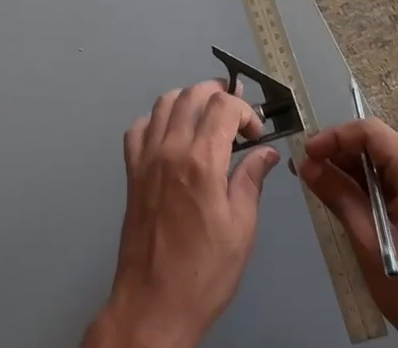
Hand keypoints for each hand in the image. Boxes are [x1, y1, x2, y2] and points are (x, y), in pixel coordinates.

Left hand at [84, 81, 282, 347]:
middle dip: (218, 93)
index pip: (223, 106)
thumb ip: (251, 181)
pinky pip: (139, 128)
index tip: (256, 133)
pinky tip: (172, 136)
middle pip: (192, 95)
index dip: (245, 111)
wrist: (154, 303)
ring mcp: (146, 159)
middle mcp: (169, 150)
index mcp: (201, 162)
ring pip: (163, 103)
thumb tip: (265, 153)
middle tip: (237, 113)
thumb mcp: (241, 229)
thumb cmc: (203, 272)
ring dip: (189, 100)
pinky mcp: (132, 173)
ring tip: (208, 117)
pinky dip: (157, 120)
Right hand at [299, 119, 397, 347]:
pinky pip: (390, 185)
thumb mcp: (369, 241)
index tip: (305, 154)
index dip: (334, 137)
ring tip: (317, 184)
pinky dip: (364, 188)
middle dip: (338, 154)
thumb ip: (339, 196)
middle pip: (376, 146)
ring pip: (381, 165)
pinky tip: (342, 200)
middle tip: (305, 171)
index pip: (371, 133)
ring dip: (348, 172)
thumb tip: (308, 165)